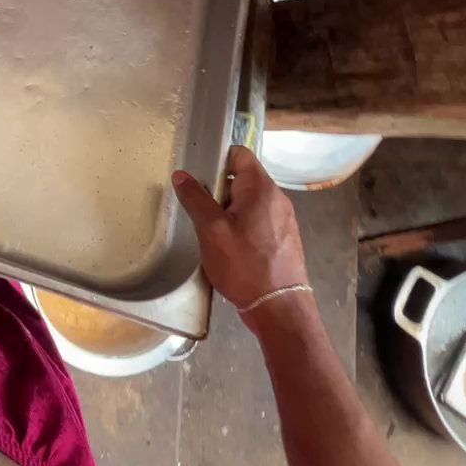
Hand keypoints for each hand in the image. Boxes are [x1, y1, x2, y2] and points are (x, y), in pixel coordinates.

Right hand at [173, 145, 307, 311]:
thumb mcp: (211, 230)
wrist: (279, 310)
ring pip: (249, 200)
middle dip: (218, 188)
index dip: (216, 159)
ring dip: (228, 209)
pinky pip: (258, 218)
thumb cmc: (244, 266)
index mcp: (262, 189)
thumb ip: (195, 198)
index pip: (240, 155)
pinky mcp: (284, 238)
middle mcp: (277, 199)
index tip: (197, 175)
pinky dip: (241, 224)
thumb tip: (181, 175)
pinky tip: (228, 245)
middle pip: (242, 178)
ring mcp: (284, 219)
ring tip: (210, 229)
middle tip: (199, 207)